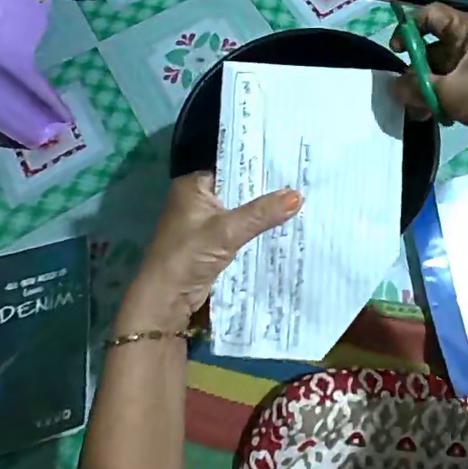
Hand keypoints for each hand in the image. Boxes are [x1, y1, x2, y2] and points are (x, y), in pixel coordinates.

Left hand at [116, 173, 301, 334]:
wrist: (165, 302)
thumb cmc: (187, 256)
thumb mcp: (227, 230)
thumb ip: (262, 212)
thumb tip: (298, 195)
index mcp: (192, 187)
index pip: (232, 168)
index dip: (260, 168)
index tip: (290, 166)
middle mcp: (196, 201)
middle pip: (239, 191)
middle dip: (266, 192)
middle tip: (302, 183)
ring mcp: (204, 223)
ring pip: (242, 212)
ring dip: (264, 213)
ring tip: (299, 202)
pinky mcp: (211, 244)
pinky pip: (241, 230)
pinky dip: (257, 230)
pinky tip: (284, 226)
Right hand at [388, 3, 467, 135]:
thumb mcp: (447, 93)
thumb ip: (414, 88)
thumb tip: (394, 88)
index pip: (430, 14)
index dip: (408, 29)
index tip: (398, 52)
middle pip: (432, 45)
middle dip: (416, 71)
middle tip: (406, 93)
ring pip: (440, 68)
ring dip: (427, 89)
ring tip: (421, 112)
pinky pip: (452, 81)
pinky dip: (442, 96)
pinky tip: (437, 116)